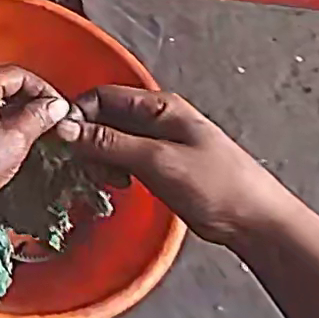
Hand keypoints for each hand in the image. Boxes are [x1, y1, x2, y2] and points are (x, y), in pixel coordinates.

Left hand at [0, 65, 72, 208]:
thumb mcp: (12, 143)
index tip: (56, 108)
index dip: (43, 90)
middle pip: (0, 82)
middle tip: (46, 119)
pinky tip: (0, 140)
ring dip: (9, 110)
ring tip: (26, 131)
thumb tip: (54, 106)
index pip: (17, 74)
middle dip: (27, 99)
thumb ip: (37, 119)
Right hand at [54, 86, 295, 243]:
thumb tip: (65, 128)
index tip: (64, 141)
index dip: (79, 115)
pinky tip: (117, 185)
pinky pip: (120, 159)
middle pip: (103, 118)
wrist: (254, 221)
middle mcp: (154, 119)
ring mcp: (154, 143)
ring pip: (108, 141)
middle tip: (86, 167)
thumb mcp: (157, 160)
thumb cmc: (215, 184)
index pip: (103, 96)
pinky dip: (110, 170)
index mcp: (158, 106)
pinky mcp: (155, 165)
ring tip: (108, 180)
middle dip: (87, 140)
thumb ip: (109, 142)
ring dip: (98, 158)